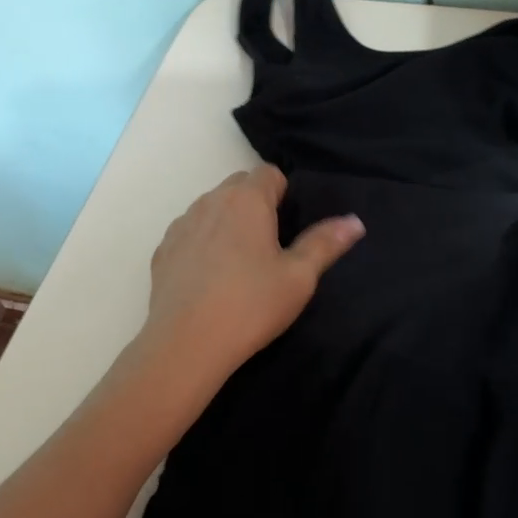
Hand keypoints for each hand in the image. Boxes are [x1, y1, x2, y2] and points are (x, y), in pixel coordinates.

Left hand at [142, 165, 364, 380]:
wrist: (185, 344)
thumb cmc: (251, 305)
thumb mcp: (299, 277)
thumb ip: (325, 243)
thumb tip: (354, 221)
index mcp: (247, 199)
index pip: (269, 173)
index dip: (283, 194)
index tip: (288, 227)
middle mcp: (211, 200)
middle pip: (239, 186)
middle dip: (256, 205)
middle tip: (269, 247)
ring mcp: (182, 224)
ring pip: (212, 208)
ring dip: (227, 222)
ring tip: (239, 265)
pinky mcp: (162, 249)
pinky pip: (189, 233)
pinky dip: (201, 244)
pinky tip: (209, 279)